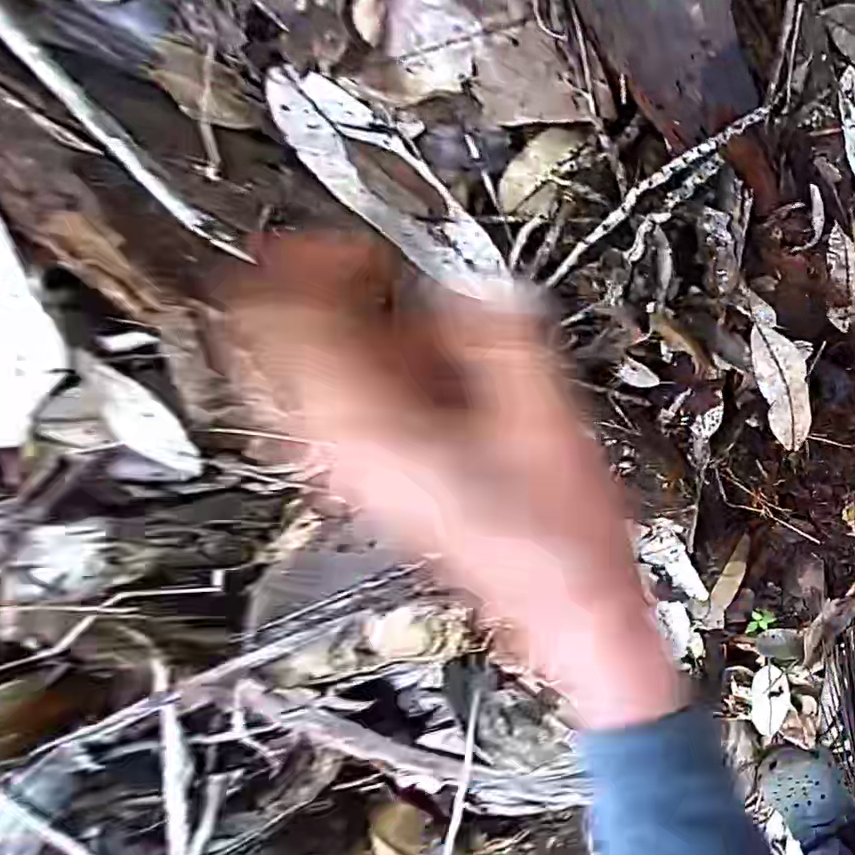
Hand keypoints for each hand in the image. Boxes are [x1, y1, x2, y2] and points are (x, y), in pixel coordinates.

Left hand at [222, 234, 683, 729]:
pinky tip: (464, 387)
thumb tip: (482, 285)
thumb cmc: (561, 542)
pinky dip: (408, 384)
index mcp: (366, 432)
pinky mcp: (405, 488)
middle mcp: (348, 454)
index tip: (364, 248)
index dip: (317, 267)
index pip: (282, 321)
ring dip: (389, 345)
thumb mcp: (545, 426)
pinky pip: (374, 415)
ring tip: (453, 338)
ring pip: (337, 383)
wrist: (572, 606)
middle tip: (413, 287)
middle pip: (299, 349)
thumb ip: (506, 344)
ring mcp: (371, 475)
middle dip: (358, 307)